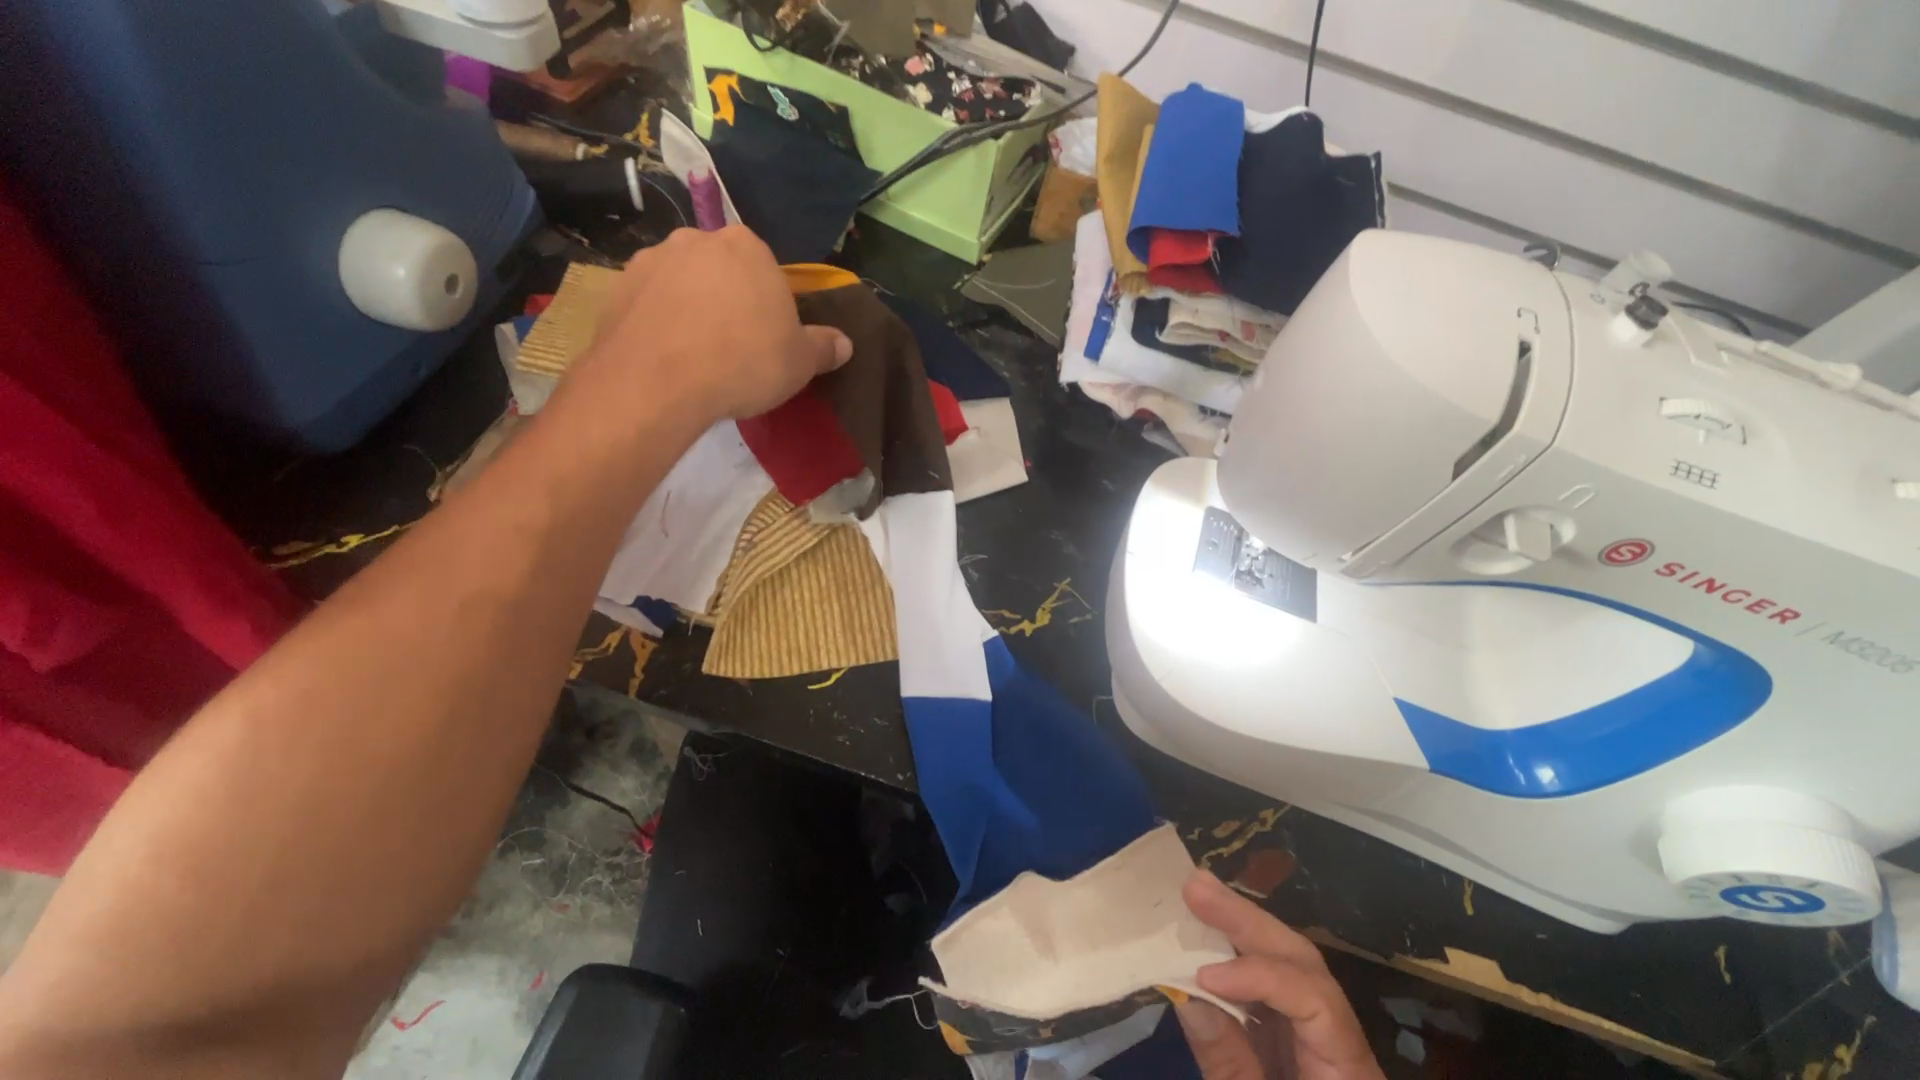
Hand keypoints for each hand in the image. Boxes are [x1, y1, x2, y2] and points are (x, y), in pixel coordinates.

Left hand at [564, 226, 851, 425]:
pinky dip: (658, 325)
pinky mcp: (616, 289)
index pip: (766, 268)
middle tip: (733, 349)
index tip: (768, 339)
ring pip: (682, 285)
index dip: (769, 305)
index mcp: (747, 246)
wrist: (656, 382)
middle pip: (721, 271)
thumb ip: (823, 347)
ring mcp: (651, 261)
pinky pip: (649, 305)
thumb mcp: (799, 363)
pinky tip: (665, 361)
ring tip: (695, 359)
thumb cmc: (742, 363)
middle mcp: (696, 240)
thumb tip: (844, 344)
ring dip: (690, 311)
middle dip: (727, 301)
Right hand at [1176, 871, 1384, 1079]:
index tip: (1204, 976)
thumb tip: (1190, 992)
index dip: (1259, 977)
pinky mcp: (1293, 1043)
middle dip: (1247, 921)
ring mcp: (1319, 1039)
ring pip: (1288, 965)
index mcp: (1347, 1071)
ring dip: (1239, 927)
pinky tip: (1202, 938)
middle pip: (1304, 962)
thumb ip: (1228, 1063)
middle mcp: (1341, 1042)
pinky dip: (1231, 959)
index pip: (1313, 999)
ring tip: (1196, 893)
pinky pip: (1266, 989)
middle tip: (1195, 886)